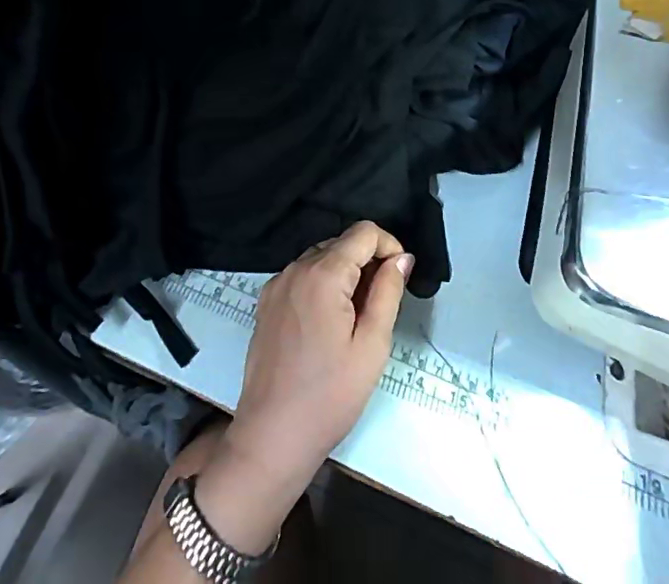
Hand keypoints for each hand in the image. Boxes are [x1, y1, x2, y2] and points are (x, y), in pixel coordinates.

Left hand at [193, 221, 412, 551]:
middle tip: (381, 305)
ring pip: (321, 258)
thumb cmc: (330, 395)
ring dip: (345, 274)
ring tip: (357, 319)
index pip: (363, 232)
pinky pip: (302, 277)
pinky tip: (330, 324)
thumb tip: (402, 257)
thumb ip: (388, 291)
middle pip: (340, 243)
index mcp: (322, 275)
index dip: (389, 247)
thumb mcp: (372, 345)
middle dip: (368, 262)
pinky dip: (322, 285)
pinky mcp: (266, 304)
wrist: (272, 436)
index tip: (400, 279)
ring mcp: (276, 286)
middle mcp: (294, 270)